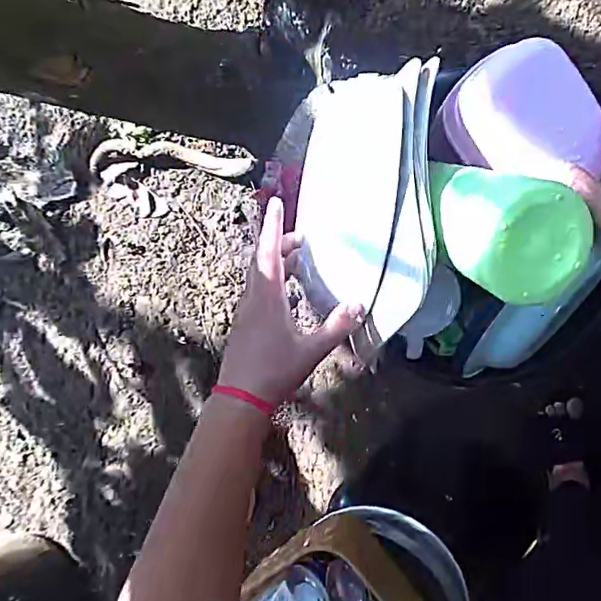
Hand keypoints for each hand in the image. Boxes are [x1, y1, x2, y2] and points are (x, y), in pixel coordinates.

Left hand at [216, 196, 363, 405]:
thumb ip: (336, 326)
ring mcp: (245, 310)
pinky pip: (256, 288)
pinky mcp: (244, 322)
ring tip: (295, 258)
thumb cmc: (275, 371)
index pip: (269, 252)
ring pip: (258, 274)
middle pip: (263, 259)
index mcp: (267, 297)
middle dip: (278, 242)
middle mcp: (252, 298)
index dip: (273, 226)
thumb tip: (359, 304)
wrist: (240, 397)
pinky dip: (270, 277)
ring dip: (274, 260)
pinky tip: (283, 290)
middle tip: (300, 237)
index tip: (275, 202)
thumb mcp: (312, 350)